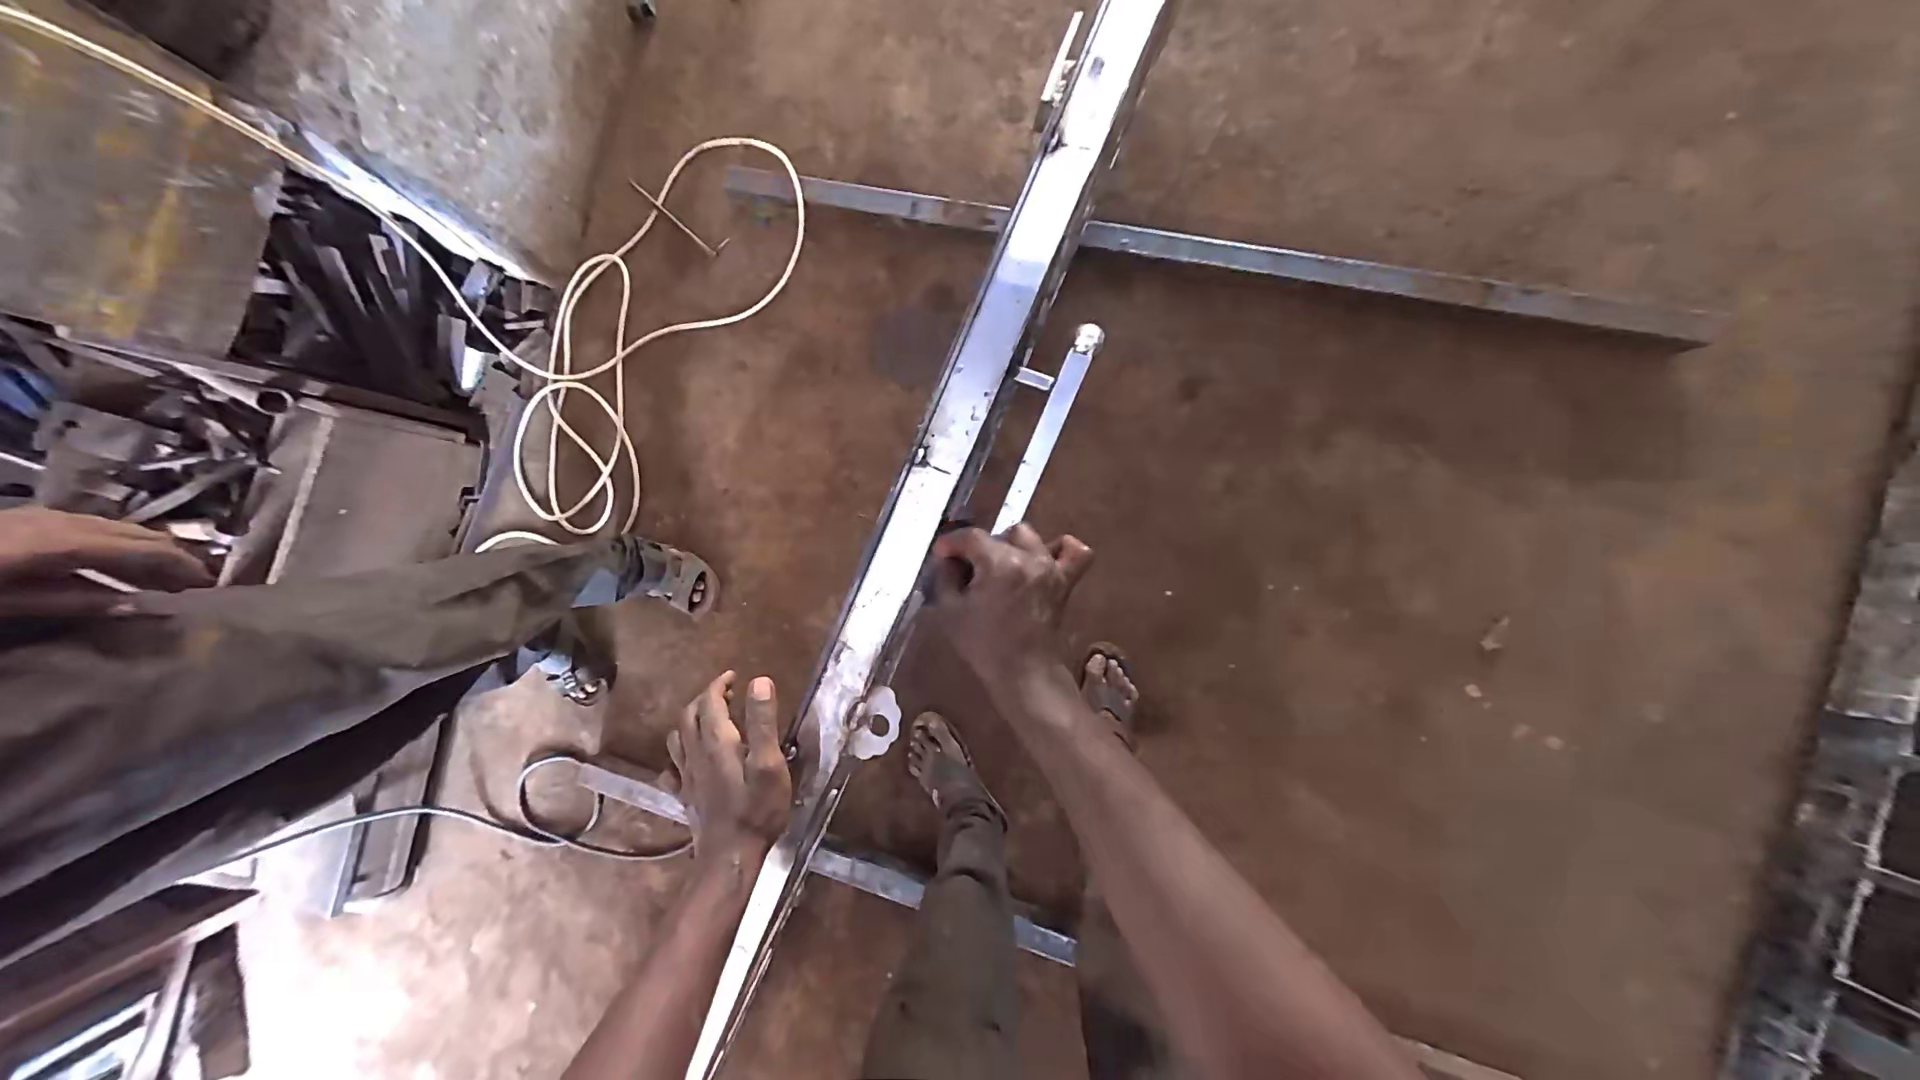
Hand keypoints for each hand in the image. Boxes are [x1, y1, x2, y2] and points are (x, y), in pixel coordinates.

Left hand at [0, 507, 209, 589]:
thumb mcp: (9, 602)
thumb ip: (73, 602)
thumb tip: (137, 604)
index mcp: (67, 541)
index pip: (149, 548)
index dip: (186, 564)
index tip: (211, 583)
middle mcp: (68, 522)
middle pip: (140, 534)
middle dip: (174, 556)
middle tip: (193, 581)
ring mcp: (50, 516)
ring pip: (121, 529)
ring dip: (148, 550)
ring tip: (161, 575)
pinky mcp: (34, 517)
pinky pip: (96, 527)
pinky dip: (121, 544)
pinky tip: (120, 562)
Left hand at [667, 671, 791, 865]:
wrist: (729, 857)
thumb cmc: (757, 809)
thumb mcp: (769, 763)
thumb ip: (763, 722)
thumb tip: (759, 682)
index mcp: (717, 742)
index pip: (710, 702)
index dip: (719, 684)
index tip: (733, 676)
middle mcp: (695, 754)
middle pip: (689, 716)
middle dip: (706, 698)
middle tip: (727, 692)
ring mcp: (687, 777)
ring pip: (678, 738)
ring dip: (691, 720)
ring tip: (708, 717)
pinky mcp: (686, 797)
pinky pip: (674, 768)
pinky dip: (681, 754)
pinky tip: (690, 759)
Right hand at [928, 523, 1093, 677]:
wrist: (1024, 672)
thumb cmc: (984, 644)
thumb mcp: (949, 610)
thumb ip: (945, 576)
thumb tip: (948, 559)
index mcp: (1000, 563)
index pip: (971, 537)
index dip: (951, 543)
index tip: (941, 554)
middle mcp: (1030, 557)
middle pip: (1001, 534)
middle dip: (981, 547)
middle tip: (969, 570)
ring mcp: (1051, 567)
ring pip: (1030, 537)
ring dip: (1012, 546)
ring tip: (1001, 567)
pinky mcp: (1064, 580)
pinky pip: (1074, 552)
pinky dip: (1059, 550)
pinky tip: (1041, 560)